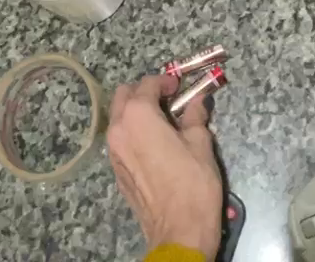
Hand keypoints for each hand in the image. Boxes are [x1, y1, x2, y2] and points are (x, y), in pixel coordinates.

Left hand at [108, 75, 223, 260]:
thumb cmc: (192, 184)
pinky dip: (133, 132)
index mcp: (139, 115)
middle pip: (124, 95)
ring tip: (162, 121)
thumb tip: (198, 101)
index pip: (148, 83)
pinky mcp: (116, 170)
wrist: (179, 234)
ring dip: (136, 111)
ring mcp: (114, 151)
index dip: (165, 81)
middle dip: (144, 91)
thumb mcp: (200, 144)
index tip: (180, 86)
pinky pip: (120, 139)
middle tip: (167, 99)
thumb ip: (195, 116)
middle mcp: (119, 128)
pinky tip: (154, 144)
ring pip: (119, 117)